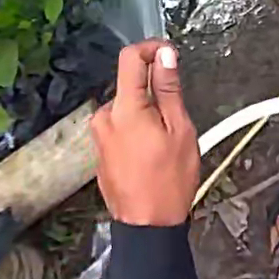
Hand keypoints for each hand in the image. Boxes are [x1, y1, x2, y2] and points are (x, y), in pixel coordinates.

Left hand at [92, 40, 199, 226]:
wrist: (147, 230)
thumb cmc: (169, 182)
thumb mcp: (179, 129)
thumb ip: (168, 88)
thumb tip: (164, 55)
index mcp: (124, 108)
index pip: (129, 57)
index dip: (150, 48)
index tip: (168, 54)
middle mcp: (105, 117)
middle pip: (128, 83)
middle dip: (152, 89)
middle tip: (175, 114)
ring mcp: (100, 134)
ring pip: (126, 105)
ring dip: (145, 111)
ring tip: (165, 139)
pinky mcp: (100, 149)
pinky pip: (120, 124)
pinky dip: (136, 127)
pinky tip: (151, 150)